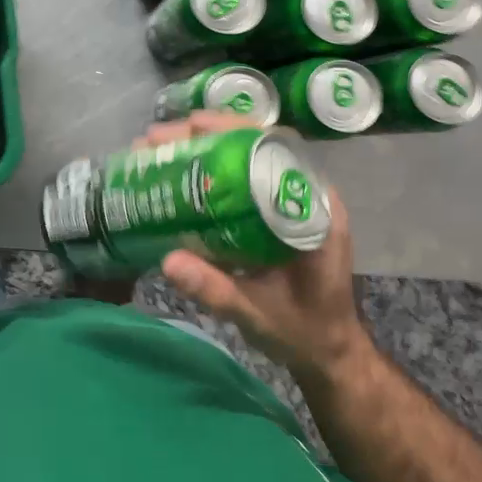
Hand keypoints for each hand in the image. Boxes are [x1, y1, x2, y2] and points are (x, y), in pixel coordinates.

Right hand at [146, 112, 373, 381]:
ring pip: (241, 163)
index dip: (232, 131)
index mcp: (314, 211)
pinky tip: (169, 176)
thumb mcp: (257, 312)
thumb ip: (216, 288)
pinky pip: (236, 185)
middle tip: (153, 140)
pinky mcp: (269, 220)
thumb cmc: (304, 332)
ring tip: (151, 150)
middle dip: (201, 137)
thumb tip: (168, 260)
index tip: (192, 126)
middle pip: (251, 148)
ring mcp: (286, 207)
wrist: (329, 355)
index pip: (275, 150)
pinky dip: (203, 175)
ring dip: (197, 151)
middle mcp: (302, 198)